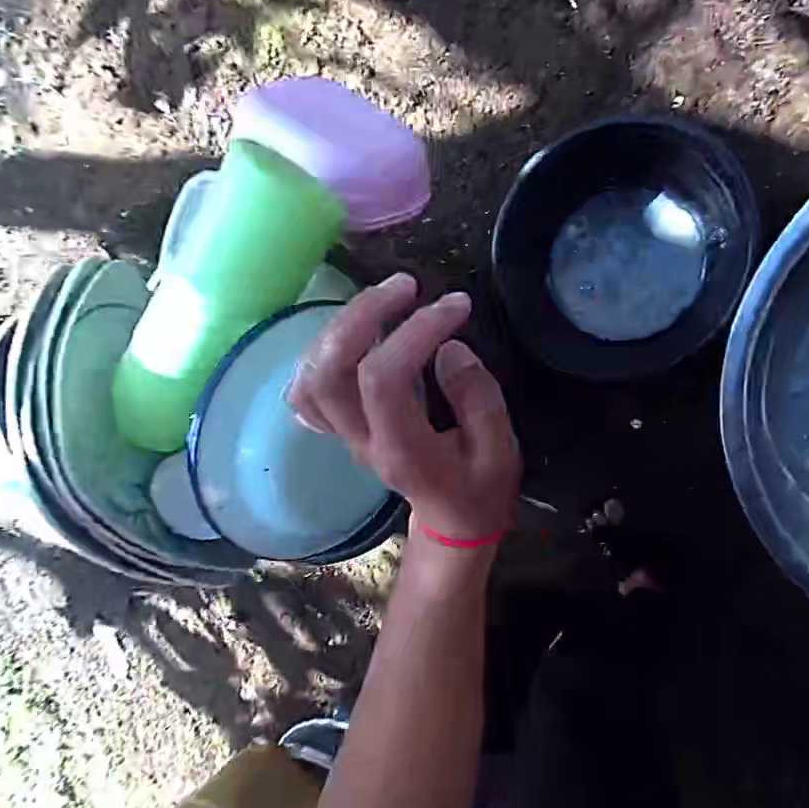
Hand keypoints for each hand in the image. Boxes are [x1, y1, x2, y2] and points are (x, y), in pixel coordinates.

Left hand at [288, 273, 521, 541]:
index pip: (384, 379)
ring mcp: (345, 435)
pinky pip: (307, 389)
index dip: (415, 331)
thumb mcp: (501, 452)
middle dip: (363, 315)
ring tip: (385, 298)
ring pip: (310, 375)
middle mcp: (362, 441)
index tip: (457, 306)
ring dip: (340, 325)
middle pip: (330, 370)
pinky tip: (355, 333)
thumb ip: (479, 400)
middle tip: (407, 285)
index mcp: (403, 450)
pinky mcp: (342, 428)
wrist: (453, 522)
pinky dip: (320, 352)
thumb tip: (448, 348)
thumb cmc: (480, 489)